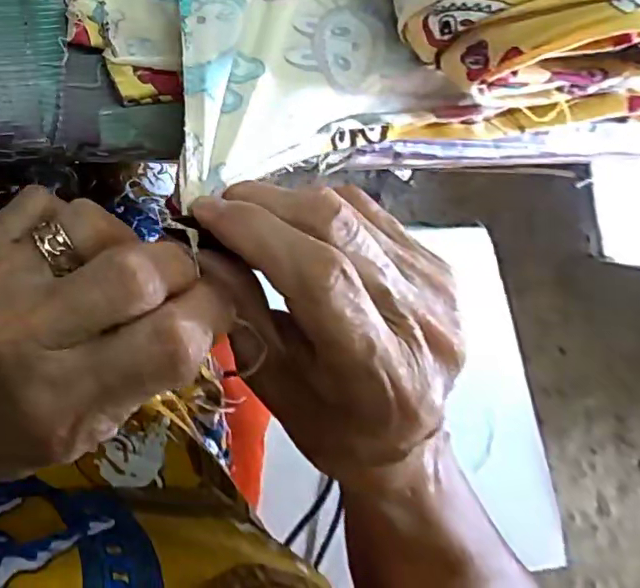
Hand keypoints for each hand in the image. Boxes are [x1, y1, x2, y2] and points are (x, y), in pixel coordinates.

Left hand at [0, 186, 233, 503]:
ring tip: (112, 263)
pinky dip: (68, 220)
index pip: (167, 341)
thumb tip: (205, 303)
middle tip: (177, 274)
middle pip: (134, 271)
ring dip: (121, 238)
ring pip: (91, 221)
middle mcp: (27, 331)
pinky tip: (65, 249)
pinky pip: (45, 201)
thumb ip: (148, 371)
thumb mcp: (91, 431)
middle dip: (177, 265)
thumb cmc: (15, 430)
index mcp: (63, 397)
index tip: (218, 299)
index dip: (212, 310)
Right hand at [190, 183, 463, 493]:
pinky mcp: (435, 262)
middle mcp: (417, 316)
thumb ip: (238, 307)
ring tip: (246, 213)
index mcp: (376, 363)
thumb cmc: (329, 421)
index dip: (254, 230)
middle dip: (259, 204)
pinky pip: (363, 208)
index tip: (203, 213)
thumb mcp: (269, 379)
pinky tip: (291, 222)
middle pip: (331, 224)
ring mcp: (433, 284)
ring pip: (344, 206)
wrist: (405, 441)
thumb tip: (204, 247)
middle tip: (215, 207)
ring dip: (281, 199)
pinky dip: (313, 204)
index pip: (317, 272)